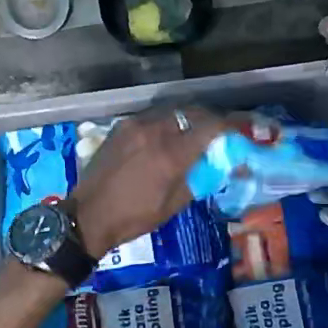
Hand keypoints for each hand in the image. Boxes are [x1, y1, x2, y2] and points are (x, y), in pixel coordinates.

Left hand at [70, 107, 222, 257]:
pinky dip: (165, 122)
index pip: (211, 127)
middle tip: (219, 131)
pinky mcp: (120, 127)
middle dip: (210, 119)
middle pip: (192, 111)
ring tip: (194, 132)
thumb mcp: (174, 203)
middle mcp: (154, 130)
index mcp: (171, 153)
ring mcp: (135, 125)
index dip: (231, 127)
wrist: (88, 216)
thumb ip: (199, 177)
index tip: (240, 132)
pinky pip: (151, 117)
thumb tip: (219, 164)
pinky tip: (167, 136)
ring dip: (187, 118)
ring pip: (171, 110)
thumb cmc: (134, 217)